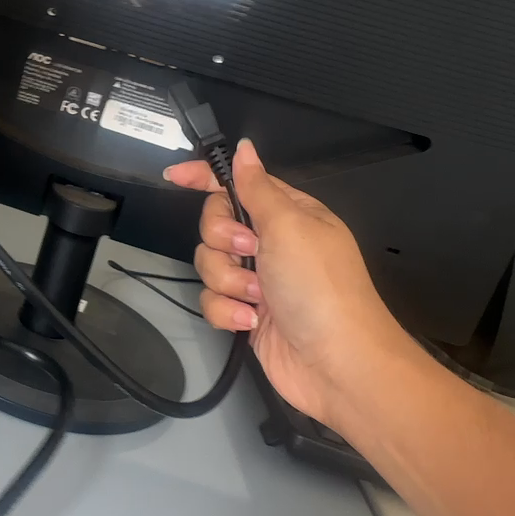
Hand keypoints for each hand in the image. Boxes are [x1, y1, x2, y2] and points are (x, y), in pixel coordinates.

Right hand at [165, 140, 419, 428]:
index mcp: (289, 214)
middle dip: (222, 239)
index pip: (238, 183)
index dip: (204, 176)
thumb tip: (245, 149)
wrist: (339, 366)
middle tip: (249, 251)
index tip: (174, 175)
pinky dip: (228, 311)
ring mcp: (259, 279)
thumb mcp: (290, 225)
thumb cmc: (322, 288)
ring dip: (229, 280)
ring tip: (257, 297)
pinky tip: (251, 321)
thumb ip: (257, 186)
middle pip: (215, 224)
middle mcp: (272, 243)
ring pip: (209, 263)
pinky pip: (212, 299)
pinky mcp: (246, 312)